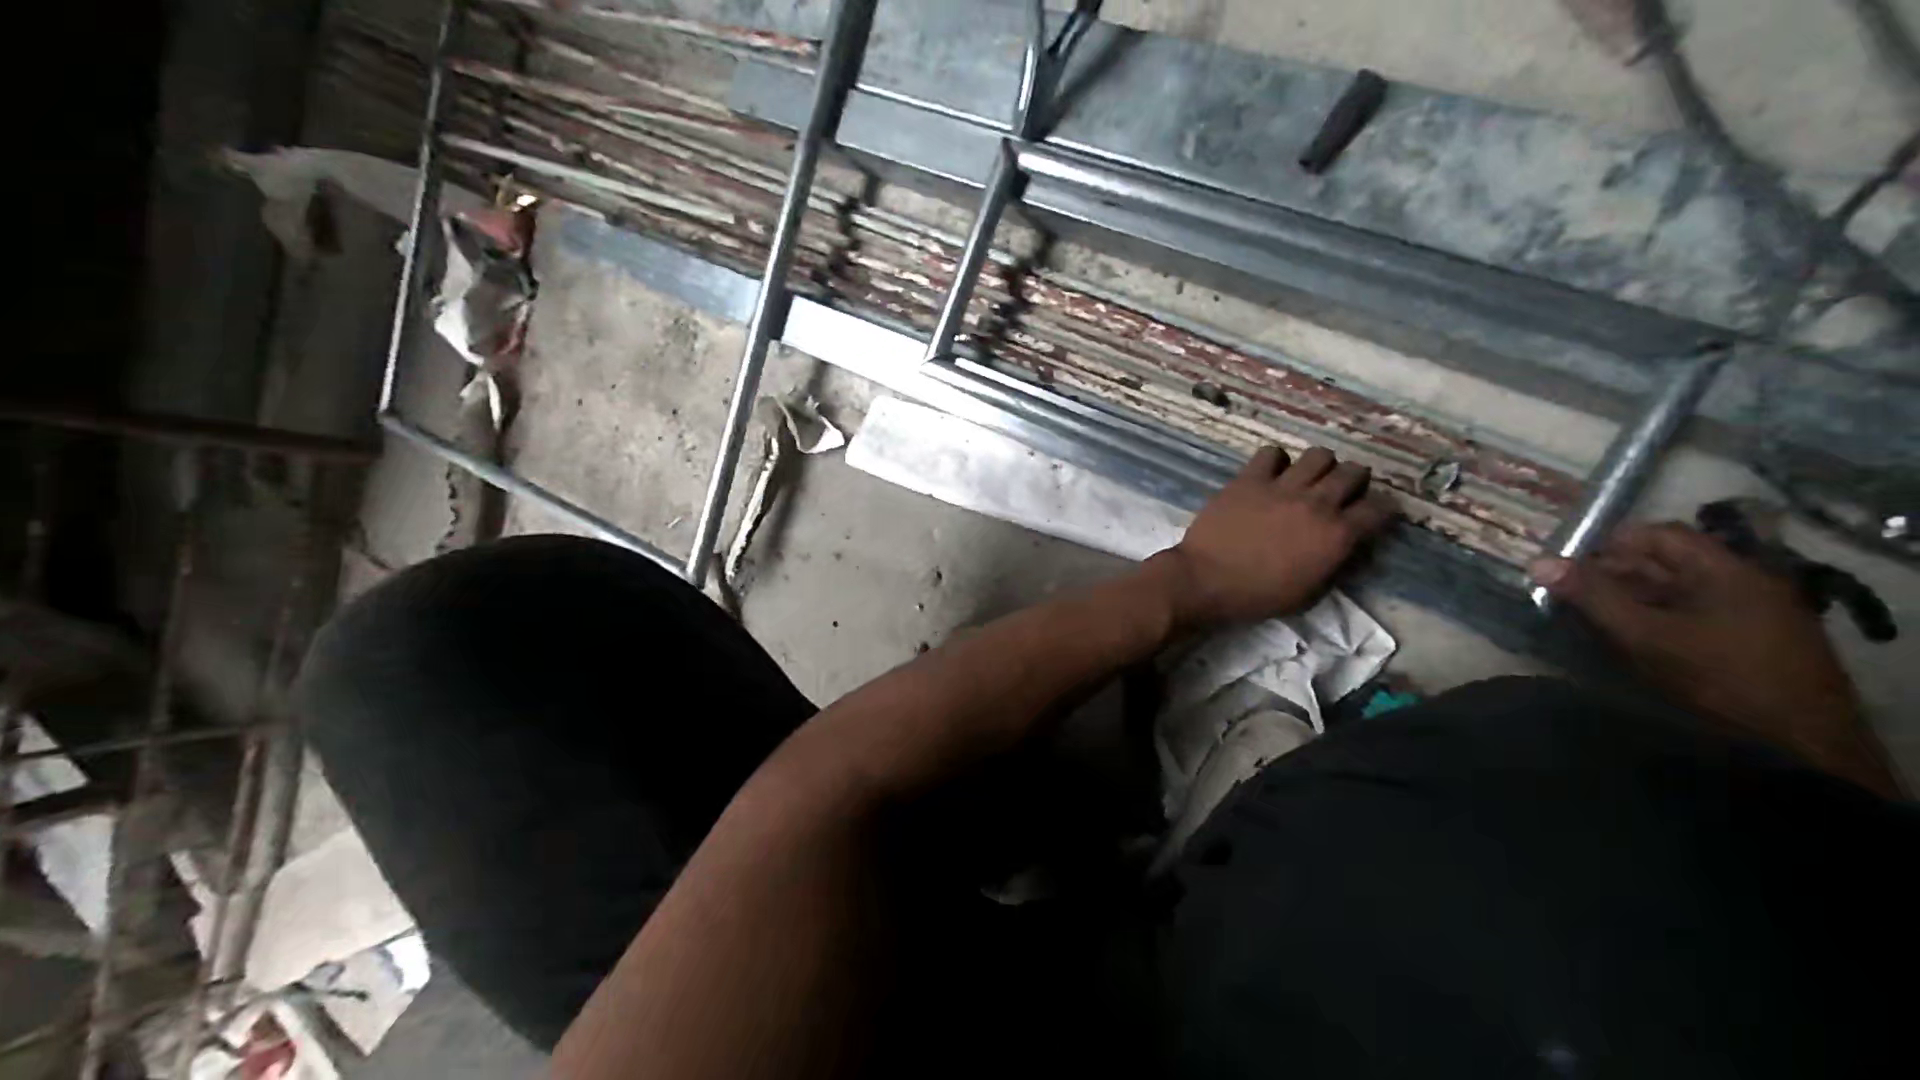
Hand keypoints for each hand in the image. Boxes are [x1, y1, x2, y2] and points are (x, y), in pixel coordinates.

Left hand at [1158, 446, 1394, 626]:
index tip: (1369, 514)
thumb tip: (1347, 546)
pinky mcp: (1249, 479)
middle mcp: (1317, 504)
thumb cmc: (1258, 595)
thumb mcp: (1310, 592)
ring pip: (1319, 455)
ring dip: (1319, 465)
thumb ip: (1334, 563)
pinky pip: (1271, 453)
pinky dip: (1275, 460)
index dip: (1380, 510)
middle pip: (1353, 472)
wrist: (1206, 580)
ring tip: (1306, 478)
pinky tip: (1269, 474)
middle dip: (1353, 480)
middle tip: (1339, 491)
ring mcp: (1282, 487)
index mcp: (1337, 535)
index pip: (1380, 508)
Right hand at [1530, 523, 1897, 795]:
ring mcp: (1752, 614)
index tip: (1567, 563)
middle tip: (1568, 591)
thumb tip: (1538, 562)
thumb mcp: (1645, 636)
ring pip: (1675, 592)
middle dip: (1612, 574)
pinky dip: (1653, 619)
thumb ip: (1592, 596)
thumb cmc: (1720, 678)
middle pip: (1666, 564)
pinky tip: (1627, 638)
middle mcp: (1744, 584)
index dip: (1609, 543)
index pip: (1658, 535)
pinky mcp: (1751, 643)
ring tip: (1587, 615)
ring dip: (1629, 599)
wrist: (1801, 745)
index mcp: (1727, 571)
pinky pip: (1690, 615)